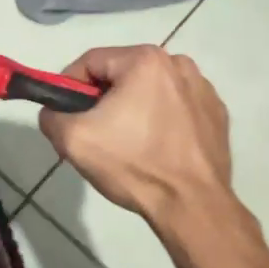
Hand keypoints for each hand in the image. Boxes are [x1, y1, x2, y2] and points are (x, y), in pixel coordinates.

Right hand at [38, 45, 231, 224]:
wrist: (193, 207)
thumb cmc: (133, 165)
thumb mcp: (73, 140)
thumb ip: (51, 116)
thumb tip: (54, 112)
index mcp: (144, 60)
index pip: (90, 62)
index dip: (70, 86)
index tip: (67, 115)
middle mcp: (178, 64)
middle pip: (122, 74)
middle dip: (103, 99)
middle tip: (95, 133)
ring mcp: (203, 88)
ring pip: (150, 89)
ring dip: (134, 107)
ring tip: (128, 144)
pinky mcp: (217, 114)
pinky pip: (177, 107)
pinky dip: (163, 120)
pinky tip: (158, 148)